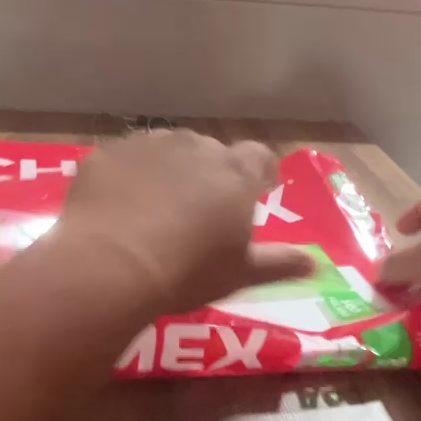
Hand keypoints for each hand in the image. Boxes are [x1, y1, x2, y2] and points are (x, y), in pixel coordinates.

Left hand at [47, 129, 314, 314]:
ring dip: (167, 172)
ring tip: (155, 210)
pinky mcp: (106, 155)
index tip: (257, 194)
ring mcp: (147, 146)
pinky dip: (126, 180)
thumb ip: (278, 263)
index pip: (261, 158)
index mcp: (235, 173)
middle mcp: (195, 147)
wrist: (110, 267)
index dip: (260, 174)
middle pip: (211, 153)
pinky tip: (117, 211)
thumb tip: (315, 264)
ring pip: (165, 151)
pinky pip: (123, 163)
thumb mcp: (239, 274)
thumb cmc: (187, 272)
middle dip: (209, 176)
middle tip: (199, 213)